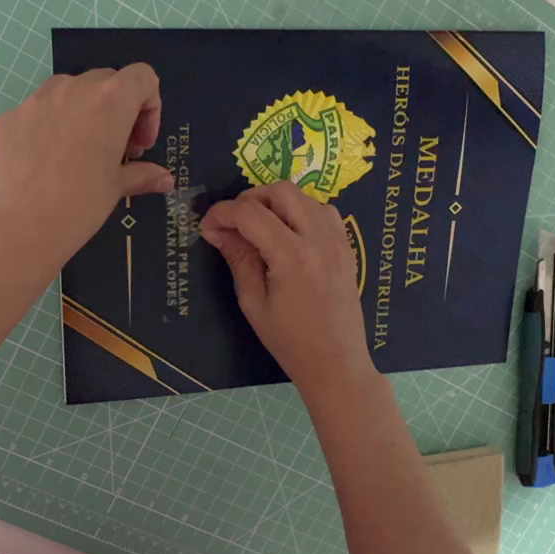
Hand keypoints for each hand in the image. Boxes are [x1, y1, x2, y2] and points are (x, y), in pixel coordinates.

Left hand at [0, 65, 173, 265]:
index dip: (150, 106)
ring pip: (68, 90)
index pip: (142, 77)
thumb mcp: (116, 188)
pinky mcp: (9, 117)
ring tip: (78, 151)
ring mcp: (36, 100)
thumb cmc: (81, 205)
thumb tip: (164, 179)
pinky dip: (49, 127)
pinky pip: (37, 112)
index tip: (141, 143)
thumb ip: (142, 174)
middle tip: (115, 150)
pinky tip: (45, 163)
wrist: (22, 227)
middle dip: (118, 110)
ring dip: (82, 112)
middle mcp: (74, 88)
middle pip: (106, 81)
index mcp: (110, 100)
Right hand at [200, 182, 376, 398]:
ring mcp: (338, 240)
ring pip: (303, 196)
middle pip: (280, 191)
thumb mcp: (253, 303)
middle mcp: (319, 239)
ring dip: (276, 204)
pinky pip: (322, 211)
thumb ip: (238, 259)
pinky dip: (300, 211)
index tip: (207, 227)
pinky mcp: (346, 246)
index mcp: (292, 256)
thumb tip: (216, 230)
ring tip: (259, 229)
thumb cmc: (290, 341)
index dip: (223, 213)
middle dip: (249, 200)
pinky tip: (288, 234)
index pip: (251, 213)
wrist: (336, 362)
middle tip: (233, 224)